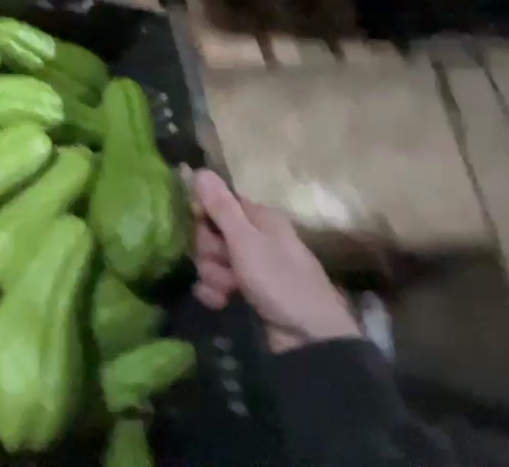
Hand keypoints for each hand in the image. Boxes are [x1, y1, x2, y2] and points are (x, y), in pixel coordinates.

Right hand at [190, 169, 360, 353]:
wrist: (311, 339)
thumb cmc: (280, 281)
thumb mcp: (246, 241)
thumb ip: (221, 206)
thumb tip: (199, 169)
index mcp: (261, 219)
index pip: (219, 202)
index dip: (203, 212)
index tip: (197, 224)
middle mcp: (257, 238)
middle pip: (212, 232)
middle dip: (207, 249)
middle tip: (217, 261)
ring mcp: (254, 266)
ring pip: (213, 259)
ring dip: (211, 273)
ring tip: (224, 288)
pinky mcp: (250, 291)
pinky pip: (219, 282)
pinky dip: (216, 291)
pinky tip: (220, 301)